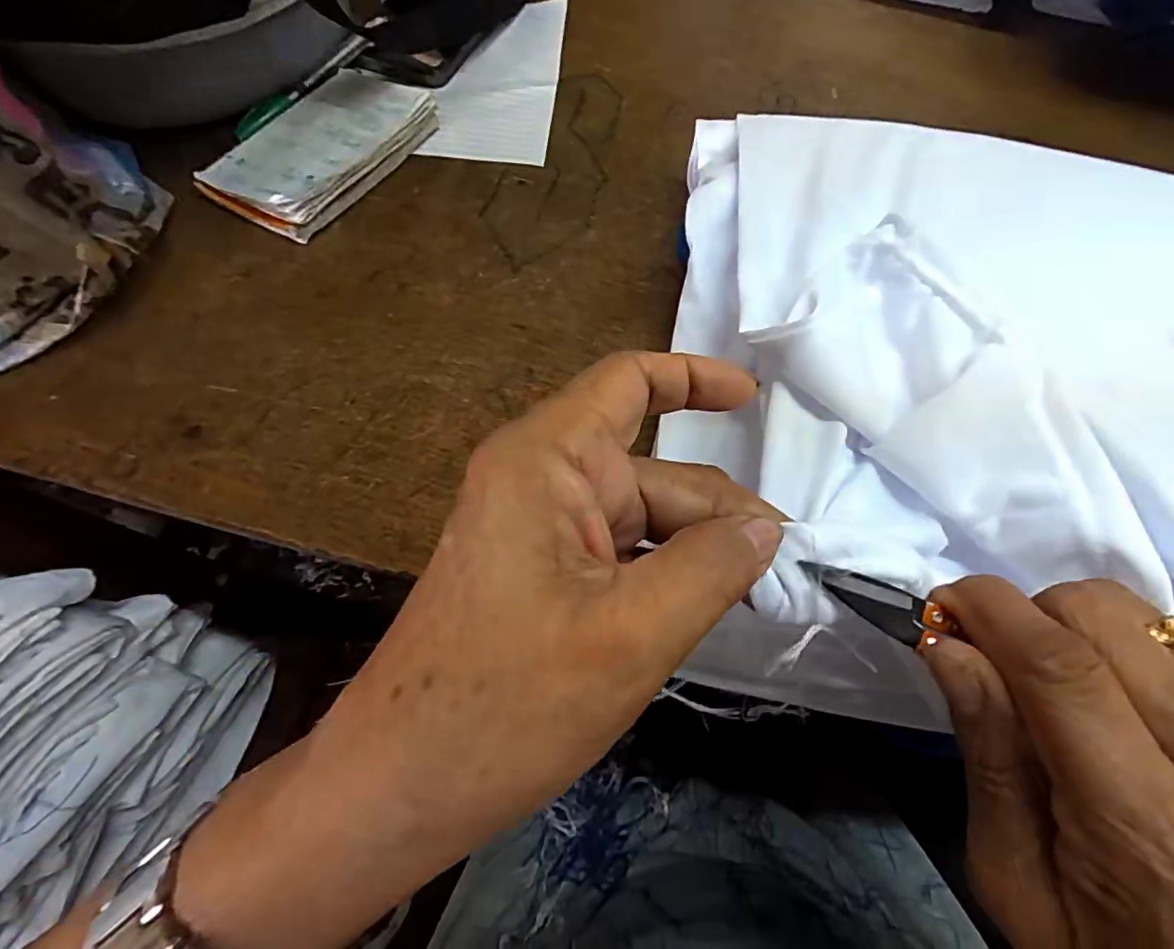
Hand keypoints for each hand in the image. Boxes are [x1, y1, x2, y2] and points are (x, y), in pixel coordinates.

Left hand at [165, 352, 783, 948]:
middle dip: (720, 514)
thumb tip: (766, 529)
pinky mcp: (549, 578)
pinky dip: (672, 576)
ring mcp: (546, 534)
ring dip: (701, 553)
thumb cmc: (505, 707)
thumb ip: (711, 567)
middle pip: (659, 473)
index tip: (752, 398)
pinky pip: (630, 557)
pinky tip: (706, 611)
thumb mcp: (631, 633)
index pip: (628, 383)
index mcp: (548, 463)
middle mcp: (545, 484)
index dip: (694, 377)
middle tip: (779, 566)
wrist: (394, 796)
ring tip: (751, 596)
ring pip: (650, 522)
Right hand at [920, 577, 1173, 948]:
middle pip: (1106, 623)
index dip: (999, 616)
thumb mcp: (1015, 879)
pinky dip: (1138, 664)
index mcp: (1172, 850)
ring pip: (1145, 619)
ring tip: (1080, 702)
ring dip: (1086, 640)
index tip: (949, 596)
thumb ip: (988, 752)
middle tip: (1007, 663)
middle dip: (1035, 620)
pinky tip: (1142, 724)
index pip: (1068, 678)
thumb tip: (950, 643)